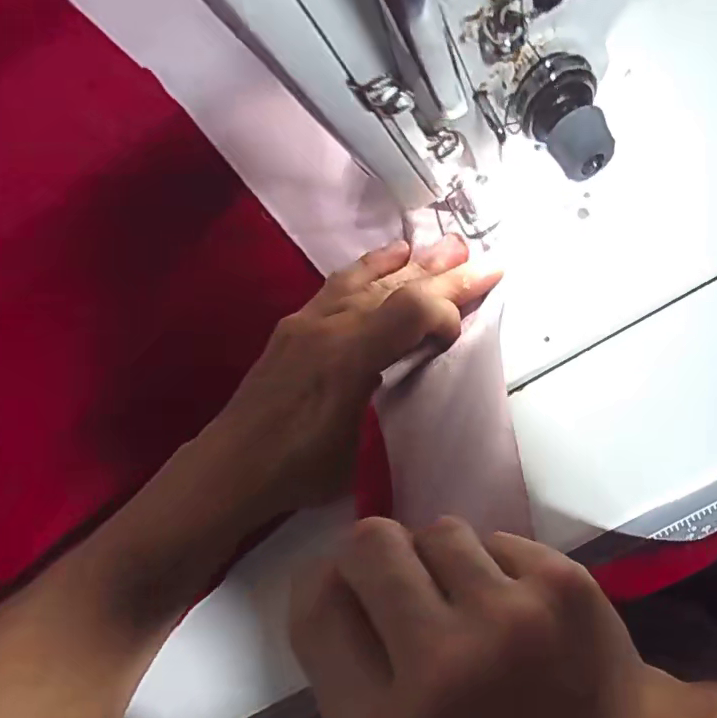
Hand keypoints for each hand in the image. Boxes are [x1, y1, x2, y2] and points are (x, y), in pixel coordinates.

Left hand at [201, 235, 500, 517]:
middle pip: (396, 287)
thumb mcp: (358, 448)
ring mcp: (309, 320)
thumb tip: (406, 368)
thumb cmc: (300, 470)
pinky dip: (370, 267)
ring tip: (447, 247)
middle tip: (486, 262)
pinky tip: (388, 257)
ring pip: (369, 278)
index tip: (460, 333)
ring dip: (413, 263)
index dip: (446, 312)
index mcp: (348, 358)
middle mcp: (329, 327)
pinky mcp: (296, 324)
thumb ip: (385, 397)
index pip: (410, 310)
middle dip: (446, 273)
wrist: (230, 467)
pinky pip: (340, 283)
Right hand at [290, 516, 656, 717]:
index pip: (316, 606)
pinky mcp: (562, 583)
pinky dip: (497, 564)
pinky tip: (521, 605)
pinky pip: (496, 537)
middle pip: (369, 544)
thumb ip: (347, 669)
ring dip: (443, 557)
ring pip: (438, 528)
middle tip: (407, 580)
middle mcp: (443, 667)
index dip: (326, 580)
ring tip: (472, 599)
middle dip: (378, 553)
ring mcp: (510, 617)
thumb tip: (329, 569)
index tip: (351, 586)